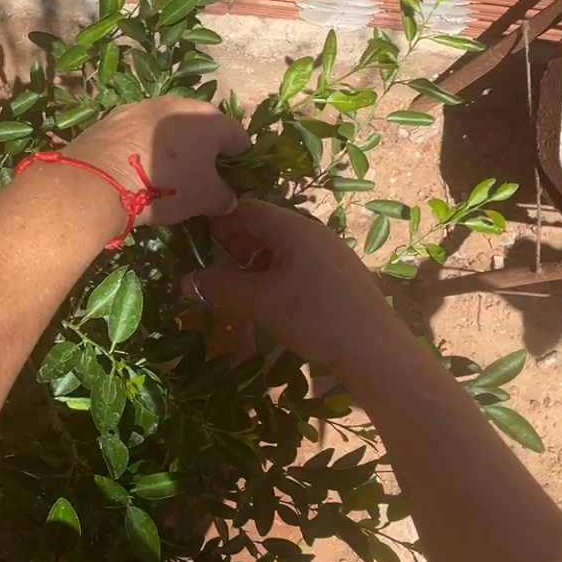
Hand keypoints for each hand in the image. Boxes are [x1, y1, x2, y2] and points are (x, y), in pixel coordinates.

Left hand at [61, 97, 248, 225]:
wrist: (98, 179)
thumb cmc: (165, 186)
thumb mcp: (204, 199)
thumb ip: (224, 197)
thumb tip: (229, 198)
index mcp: (211, 120)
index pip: (239, 138)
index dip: (240, 162)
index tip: (232, 182)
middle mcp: (181, 103)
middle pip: (204, 127)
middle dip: (205, 150)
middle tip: (198, 178)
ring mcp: (146, 105)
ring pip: (171, 126)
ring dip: (174, 145)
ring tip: (164, 173)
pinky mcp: (117, 114)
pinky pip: (141, 130)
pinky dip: (145, 144)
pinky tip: (137, 167)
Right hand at [188, 200, 403, 377]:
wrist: (375, 351)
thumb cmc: (315, 316)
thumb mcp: (261, 301)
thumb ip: (221, 287)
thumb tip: (187, 281)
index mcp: (294, 229)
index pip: (246, 210)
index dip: (217, 222)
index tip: (193, 241)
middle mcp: (312, 233)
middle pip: (262, 227)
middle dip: (232, 246)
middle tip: (207, 268)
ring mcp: (326, 255)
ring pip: (278, 249)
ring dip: (250, 264)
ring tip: (230, 288)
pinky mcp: (335, 277)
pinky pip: (294, 265)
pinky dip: (271, 276)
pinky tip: (262, 300)